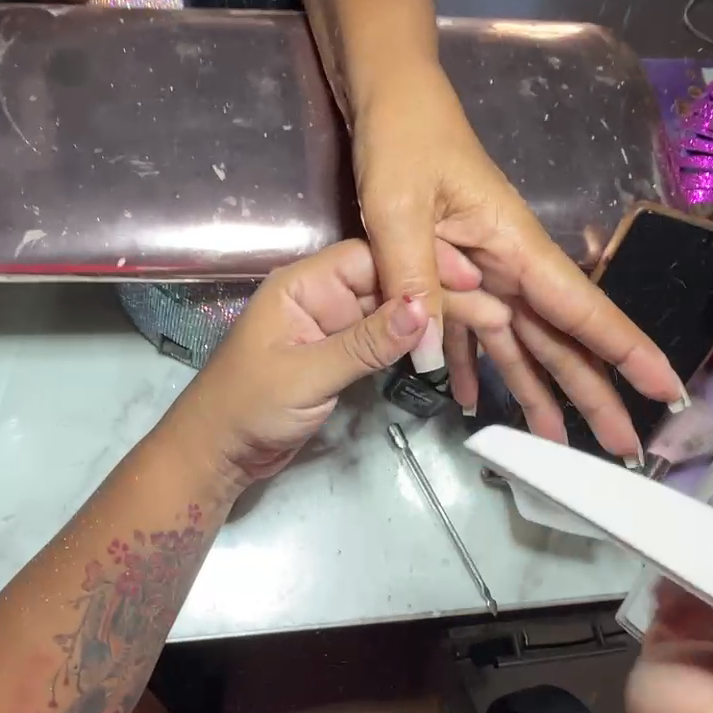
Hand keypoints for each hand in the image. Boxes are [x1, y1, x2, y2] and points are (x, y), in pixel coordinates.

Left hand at [163, 239, 484, 483]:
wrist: (218, 453)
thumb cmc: (248, 407)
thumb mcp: (307, 374)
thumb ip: (365, 342)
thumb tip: (423, 308)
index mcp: (303, 285)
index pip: (369, 259)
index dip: (419, 265)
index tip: (471, 277)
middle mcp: (319, 298)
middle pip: (386, 285)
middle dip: (436, 295)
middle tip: (494, 307)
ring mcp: (329, 329)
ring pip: (388, 315)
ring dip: (430, 322)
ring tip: (487, 325)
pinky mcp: (336, 358)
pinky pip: (380, 343)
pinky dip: (409, 346)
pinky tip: (445, 347)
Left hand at [349, 67, 683, 455]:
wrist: (389, 102)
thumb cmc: (402, 143)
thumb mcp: (398, 209)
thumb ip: (412, 280)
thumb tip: (429, 361)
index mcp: (513, 245)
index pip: (580, 307)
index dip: (625, 351)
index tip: (666, 390)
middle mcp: (510, 264)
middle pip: (561, 337)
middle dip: (593, 392)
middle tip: (622, 448)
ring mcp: (485, 271)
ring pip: (522, 342)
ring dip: (539, 392)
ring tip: (553, 444)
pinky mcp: (454, 274)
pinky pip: (471, 330)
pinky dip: (473, 366)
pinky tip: (475, 402)